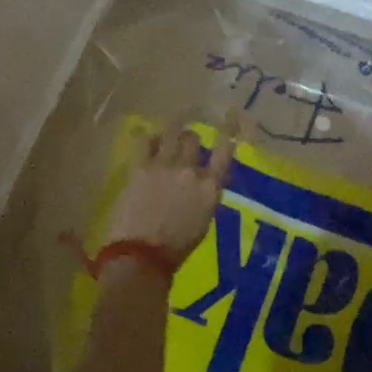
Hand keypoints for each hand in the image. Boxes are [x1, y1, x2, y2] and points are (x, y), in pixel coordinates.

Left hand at [103, 122, 236, 261]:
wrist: (142, 257)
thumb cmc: (176, 248)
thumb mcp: (203, 221)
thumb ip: (207, 195)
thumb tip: (209, 179)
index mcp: (210, 187)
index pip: (225, 150)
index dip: (228, 129)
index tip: (230, 115)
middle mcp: (191, 170)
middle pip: (193, 138)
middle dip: (190, 138)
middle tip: (184, 142)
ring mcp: (165, 165)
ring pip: (172, 133)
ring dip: (171, 131)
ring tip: (168, 131)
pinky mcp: (141, 167)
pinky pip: (146, 140)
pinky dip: (150, 138)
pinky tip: (149, 141)